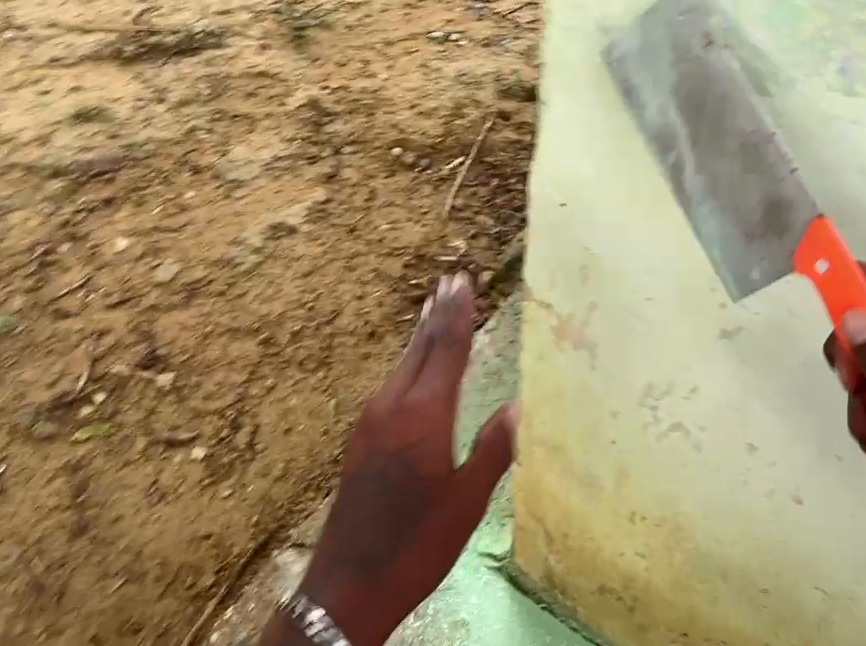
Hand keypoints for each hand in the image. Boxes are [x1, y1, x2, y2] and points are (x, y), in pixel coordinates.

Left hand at [263, 272, 517, 645]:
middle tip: (451, 279)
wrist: (347, 586)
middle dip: (438, 312)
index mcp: (424, 415)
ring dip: (421, 333)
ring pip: (402, 363)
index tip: (464, 281)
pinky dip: (408, 359)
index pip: (446, 349)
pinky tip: (412, 362)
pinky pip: (391, 381)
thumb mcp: (467, 502)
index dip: (458, 314)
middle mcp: (393, 406)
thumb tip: (519, 406)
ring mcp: (371, 421)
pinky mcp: (360, 438)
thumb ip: (493, 449)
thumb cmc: (417, 543)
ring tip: (432, 305)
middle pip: (420, 347)